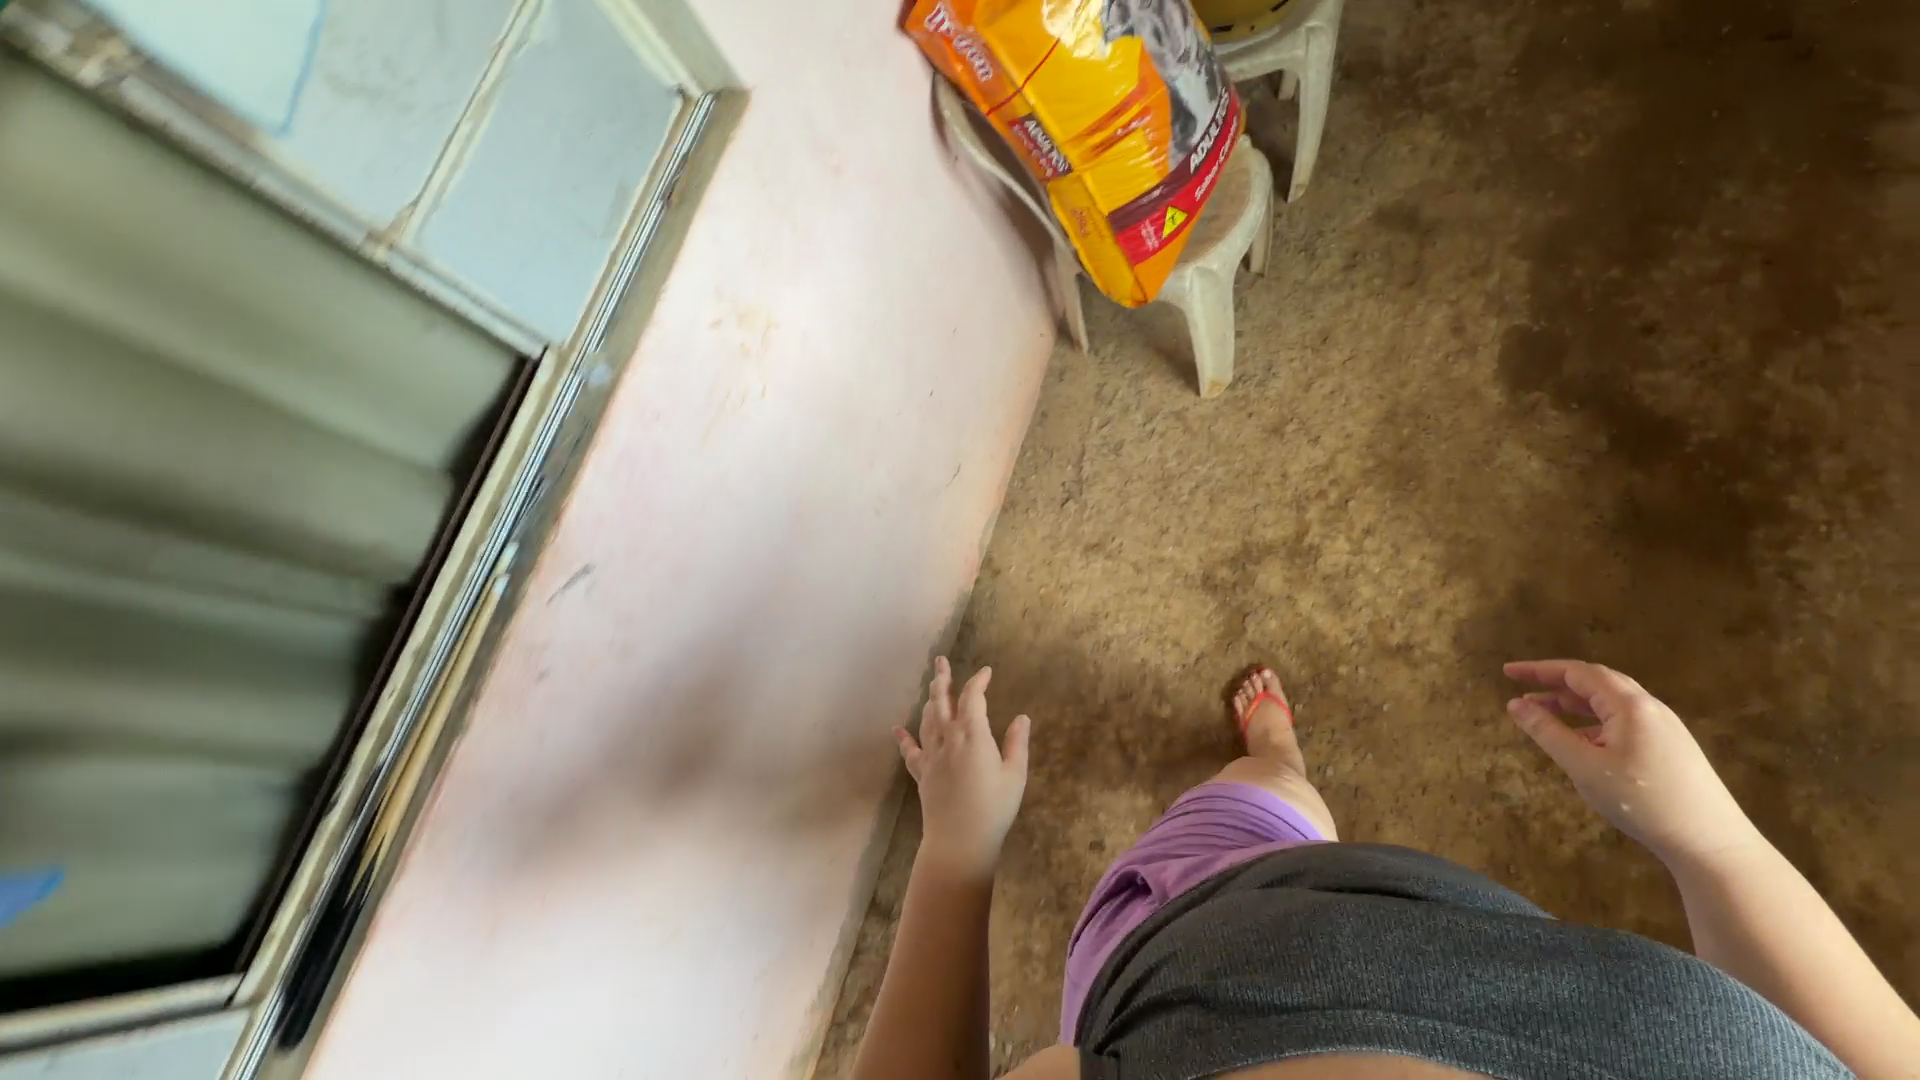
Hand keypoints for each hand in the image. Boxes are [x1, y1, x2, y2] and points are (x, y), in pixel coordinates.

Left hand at [893, 657, 1031, 882]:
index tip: (986, 672)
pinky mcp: (922, 774)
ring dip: (929, 700)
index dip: (978, 681)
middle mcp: (948, 738)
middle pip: (941, 701)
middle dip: (942, 679)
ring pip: (927, 720)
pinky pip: (911, 751)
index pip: (973, 698)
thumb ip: (1016, 743)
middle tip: (940, 661)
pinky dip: (904, 738)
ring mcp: (932, 756)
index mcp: (973, 734)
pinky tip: (897, 729)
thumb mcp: (1014, 775)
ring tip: (932, 687)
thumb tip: (1021, 718)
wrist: (960, 841)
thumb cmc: (994, 808)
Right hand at [1504, 659, 1761, 867]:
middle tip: (1520, 685)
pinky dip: (1591, 720)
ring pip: (1610, 703)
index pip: (1578, 673)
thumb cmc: (1641, 801)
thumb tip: (1515, 704)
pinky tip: (1578, 739)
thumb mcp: (1583, 766)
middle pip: (1596, 682)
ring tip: (1540, 712)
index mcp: (1630, 706)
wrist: (1711, 843)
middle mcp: (1650, 709)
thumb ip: (1546, 731)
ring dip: (1572, 702)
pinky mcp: (1670, 748)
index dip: (1539, 669)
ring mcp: (1664, 728)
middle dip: (1554, 681)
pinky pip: (1622, 721)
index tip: (1507, 672)